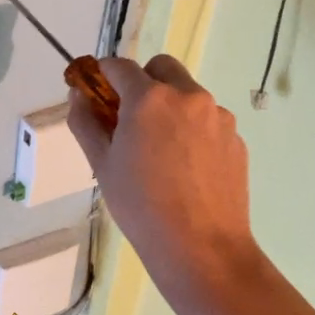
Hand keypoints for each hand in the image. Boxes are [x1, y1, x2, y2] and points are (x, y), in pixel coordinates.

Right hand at [67, 54, 261, 303]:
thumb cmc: (140, 205)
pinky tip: (184, 168)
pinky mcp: (236, 139)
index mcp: (150, 98)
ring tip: (160, 152)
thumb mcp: (100, 163)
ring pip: (187, 94)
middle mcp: (188, 96)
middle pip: (161, 68)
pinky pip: (208, 121)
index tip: (95, 93)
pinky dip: (192, 130)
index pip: (120, 66)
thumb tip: (78, 95)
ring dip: (170, 107)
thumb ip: (85, 121)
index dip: (103, 74)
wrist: (202, 249)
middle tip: (130, 119)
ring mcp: (218, 117)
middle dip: (143, 82)